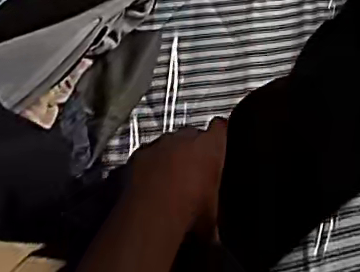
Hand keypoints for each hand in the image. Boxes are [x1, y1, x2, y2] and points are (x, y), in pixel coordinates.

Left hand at [124, 117, 227, 236]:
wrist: (153, 212)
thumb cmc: (191, 208)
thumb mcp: (211, 212)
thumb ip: (215, 207)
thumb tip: (215, 232)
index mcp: (212, 144)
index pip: (220, 127)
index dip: (217, 135)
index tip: (214, 146)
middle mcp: (188, 135)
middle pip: (191, 135)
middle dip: (190, 150)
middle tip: (188, 173)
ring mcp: (162, 142)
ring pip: (167, 145)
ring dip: (167, 157)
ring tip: (164, 182)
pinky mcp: (139, 154)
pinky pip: (145, 156)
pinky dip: (146, 167)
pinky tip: (145, 186)